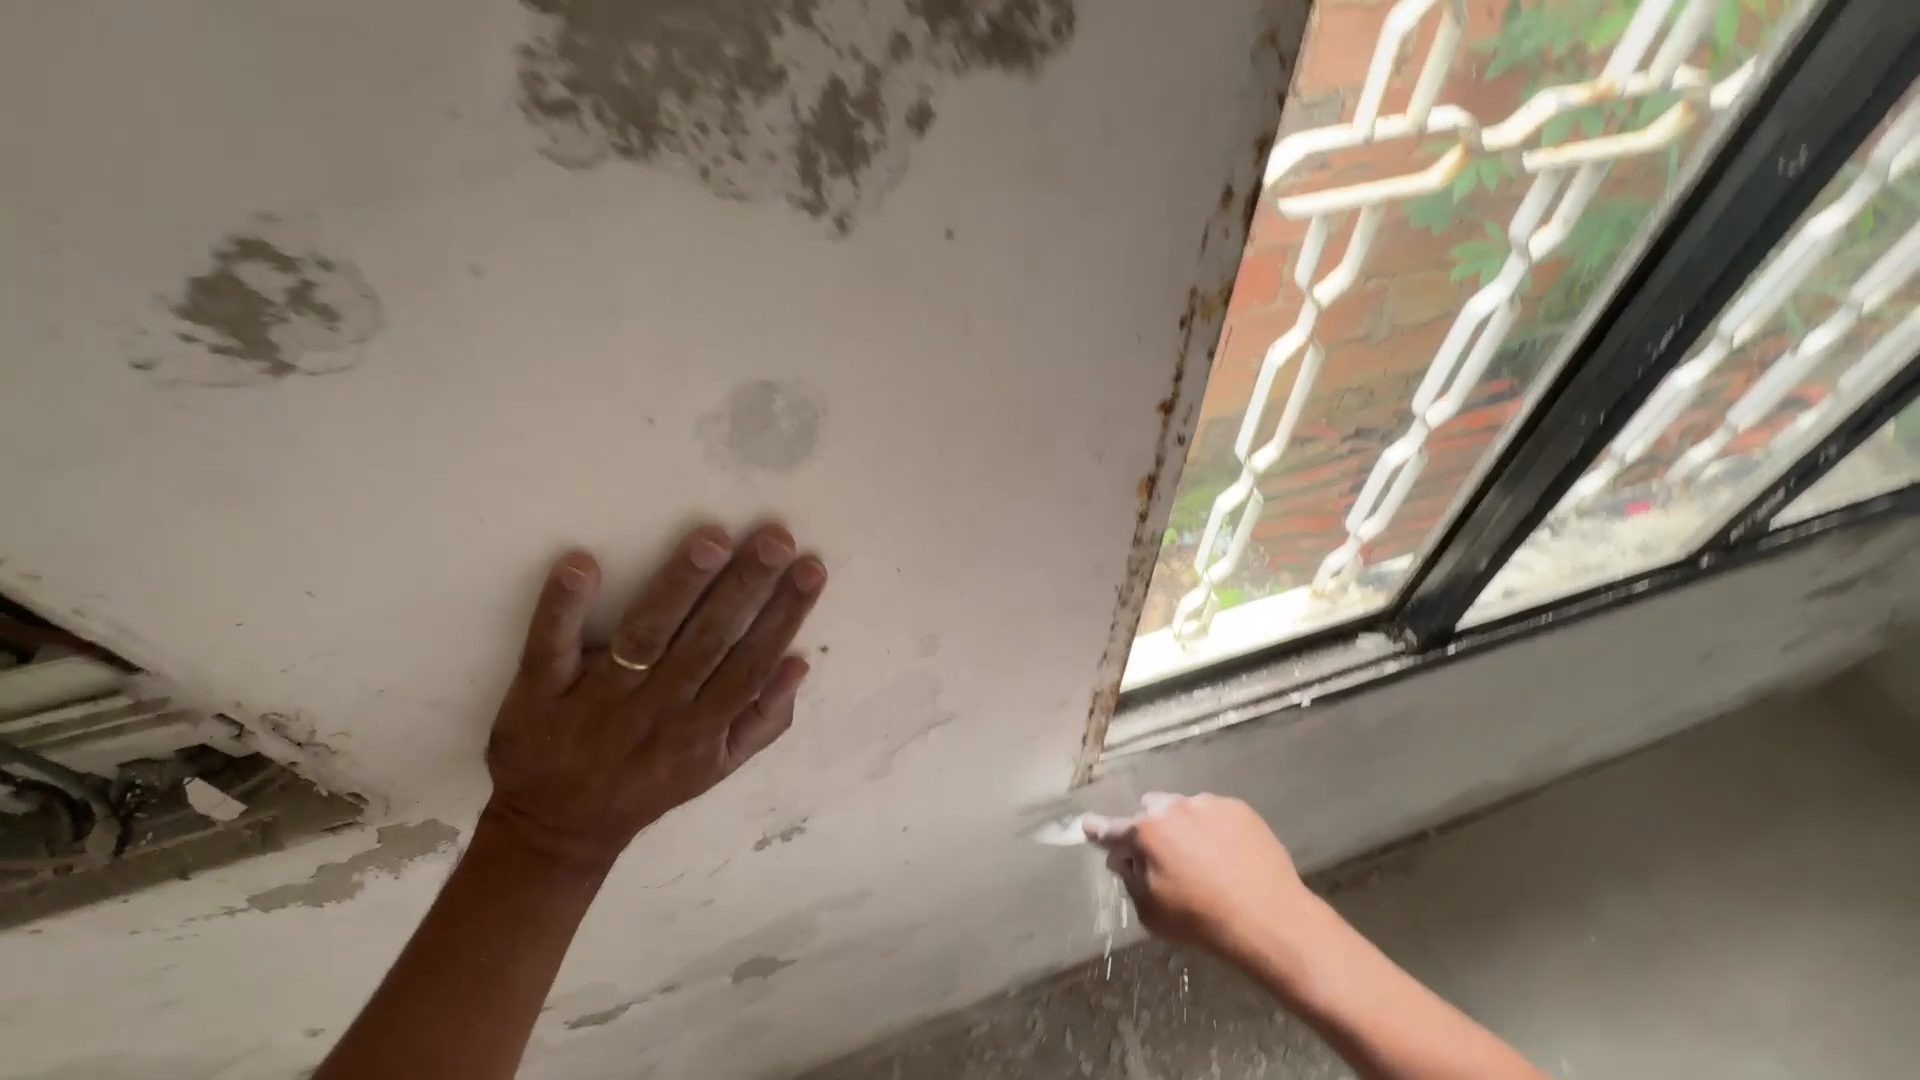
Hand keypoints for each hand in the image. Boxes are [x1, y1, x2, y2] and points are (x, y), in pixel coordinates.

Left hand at [482, 524, 826, 869]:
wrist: (557, 830)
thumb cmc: (650, 786)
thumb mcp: (719, 768)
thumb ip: (764, 719)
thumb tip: (799, 663)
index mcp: (703, 729)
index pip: (753, 662)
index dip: (785, 615)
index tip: (810, 569)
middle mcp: (657, 711)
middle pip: (708, 641)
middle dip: (746, 587)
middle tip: (774, 538)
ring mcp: (596, 700)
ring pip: (646, 636)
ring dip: (679, 587)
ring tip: (711, 541)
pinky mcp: (539, 693)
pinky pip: (551, 646)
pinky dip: (563, 608)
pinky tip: (581, 563)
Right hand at [1083, 794, 1317, 970]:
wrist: (1268, 919)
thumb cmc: (1201, 920)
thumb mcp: (1151, 912)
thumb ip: (1131, 880)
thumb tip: (1125, 859)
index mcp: (1145, 834)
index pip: (1111, 830)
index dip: (1097, 830)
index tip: (1087, 825)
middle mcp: (1172, 809)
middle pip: (1149, 811)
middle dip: (1150, 830)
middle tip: (1165, 859)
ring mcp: (1207, 804)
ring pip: (1183, 809)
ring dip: (1183, 827)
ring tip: (1204, 860)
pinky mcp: (1238, 808)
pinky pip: (1214, 813)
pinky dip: (1213, 829)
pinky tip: (1228, 856)